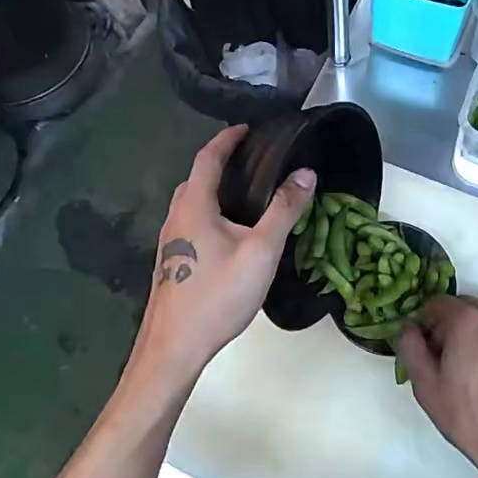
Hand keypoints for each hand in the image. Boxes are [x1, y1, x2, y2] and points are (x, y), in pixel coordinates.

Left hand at [131, 126, 314, 383]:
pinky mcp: (172, 261)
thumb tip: (306, 173)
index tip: (247, 129)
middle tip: (255, 161)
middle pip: (197, 177)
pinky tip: (232, 233)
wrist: (174, 347)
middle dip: (222, 162)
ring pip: (194, 202)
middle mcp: (176, 216)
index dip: (227, 138)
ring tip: (249, 194)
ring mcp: (171, 241)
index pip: (208, 157)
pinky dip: (212, 211)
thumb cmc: (217, 294)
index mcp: (194, 205)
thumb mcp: (261, 251)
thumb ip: (284, 210)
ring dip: (216, 189)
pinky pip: (193, 222)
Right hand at [397, 296, 477, 477]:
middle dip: (444, 327)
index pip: (435, 304)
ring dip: (465, 336)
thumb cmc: (467, 415)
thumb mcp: (425, 384)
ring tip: (459, 373)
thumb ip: (410, 347)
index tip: (420, 351)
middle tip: (438, 361)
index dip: (422, 324)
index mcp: (466, 319)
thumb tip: (409, 328)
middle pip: (459, 309)